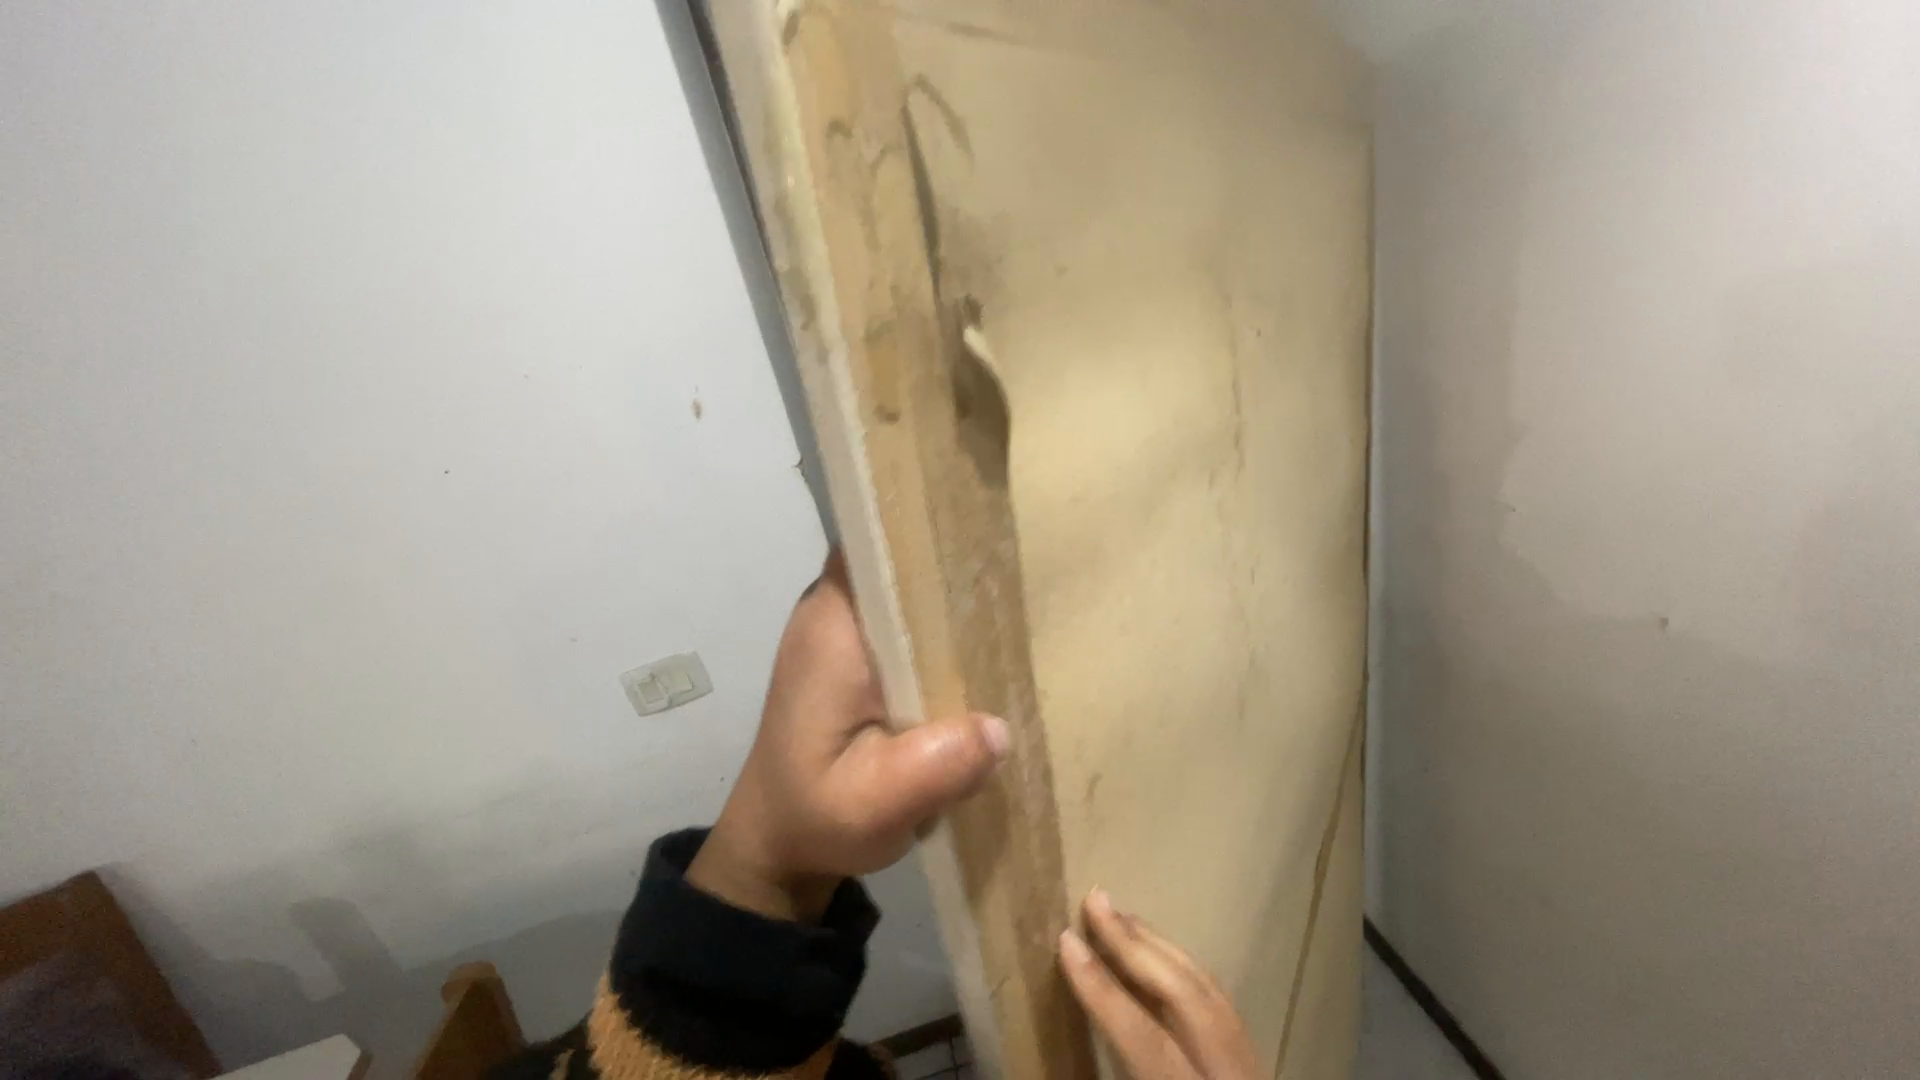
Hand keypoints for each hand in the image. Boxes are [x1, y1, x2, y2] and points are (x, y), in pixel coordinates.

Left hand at [688, 549, 1009, 921]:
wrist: (776, 846)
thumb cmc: (815, 818)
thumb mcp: (876, 805)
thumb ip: (934, 767)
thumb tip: (1000, 728)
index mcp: (832, 628)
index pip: (873, 540)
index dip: (925, 524)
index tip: (986, 525)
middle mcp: (832, 616)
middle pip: (896, 560)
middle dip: (952, 562)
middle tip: (1022, 570)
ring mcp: (840, 636)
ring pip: (902, 592)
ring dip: (949, 600)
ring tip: (1015, 605)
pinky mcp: (852, 660)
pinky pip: (902, 624)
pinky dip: (938, 633)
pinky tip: (982, 653)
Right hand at [1060, 889, 1257, 1079]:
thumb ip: (1118, 1060)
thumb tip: (1082, 1011)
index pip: (1145, 1036)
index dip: (1103, 989)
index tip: (1066, 940)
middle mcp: (1233, 1074)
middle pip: (1187, 995)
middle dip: (1137, 945)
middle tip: (1094, 899)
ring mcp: (1253, 1065)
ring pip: (1210, 990)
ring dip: (1161, 948)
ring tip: (1120, 917)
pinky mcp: (1257, 1060)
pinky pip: (1221, 1003)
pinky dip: (1186, 970)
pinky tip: (1159, 955)